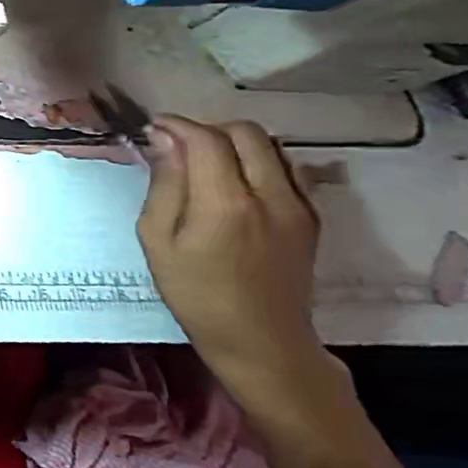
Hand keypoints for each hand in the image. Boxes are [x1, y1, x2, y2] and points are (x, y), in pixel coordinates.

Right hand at [137, 116, 328, 404]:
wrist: (262, 343)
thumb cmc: (197, 297)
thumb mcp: (158, 243)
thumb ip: (163, 185)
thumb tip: (164, 140)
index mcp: (225, 204)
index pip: (205, 139)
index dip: (177, 125)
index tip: (156, 128)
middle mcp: (270, 195)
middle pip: (243, 132)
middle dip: (208, 128)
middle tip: (182, 146)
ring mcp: (298, 205)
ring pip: (270, 145)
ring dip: (236, 142)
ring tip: (210, 163)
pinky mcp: (311, 216)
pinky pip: (288, 168)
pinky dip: (261, 161)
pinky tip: (240, 183)